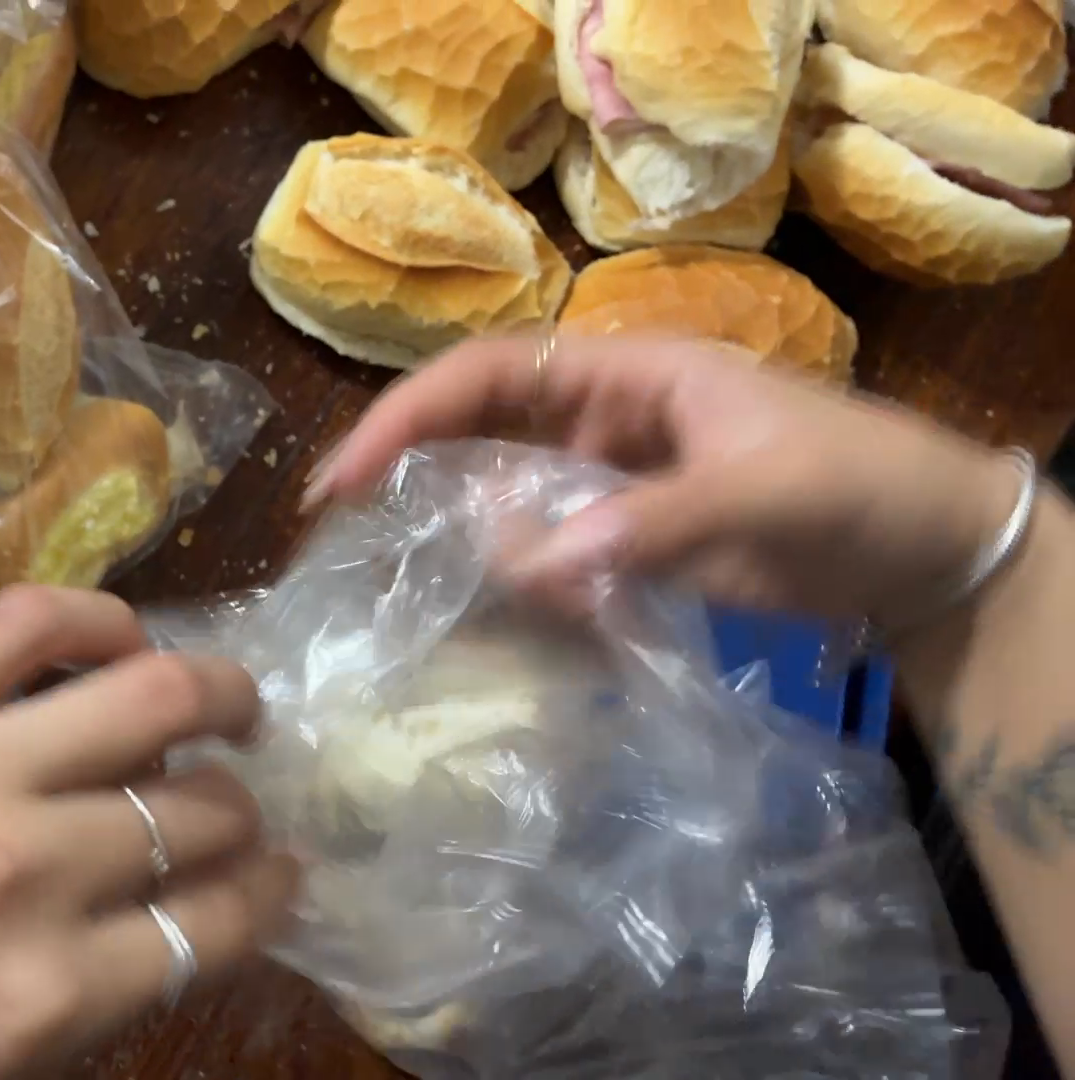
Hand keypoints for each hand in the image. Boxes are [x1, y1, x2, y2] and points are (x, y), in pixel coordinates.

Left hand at [0, 586, 296, 1079]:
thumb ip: (87, 1002)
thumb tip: (172, 919)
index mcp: (44, 994)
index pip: (214, 923)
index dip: (271, 892)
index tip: (285, 870)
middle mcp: (25, 870)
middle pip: (195, 810)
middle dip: (241, 806)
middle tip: (238, 797)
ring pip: (145, 697)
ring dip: (213, 695)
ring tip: (229, 700)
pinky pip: (30, 623)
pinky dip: (98, 618)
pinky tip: (123, 636)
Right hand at [306, 336, 1020, 624]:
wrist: (929, 552)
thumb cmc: (865, 490)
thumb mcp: (774, 491)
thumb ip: (656, 521)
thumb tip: (535, 565)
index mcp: (621, 372)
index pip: (486, 374)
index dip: (407, 415)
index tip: (350, 474)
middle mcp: (587, 413)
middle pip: (463, 420)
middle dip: (394, 458)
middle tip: (331, 509)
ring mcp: (587, 471)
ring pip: (483, 485)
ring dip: (455, 528)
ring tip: (421, 569)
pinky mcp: (596, 524)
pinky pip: (522, 539)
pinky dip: (504, 568)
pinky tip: (498, 598)